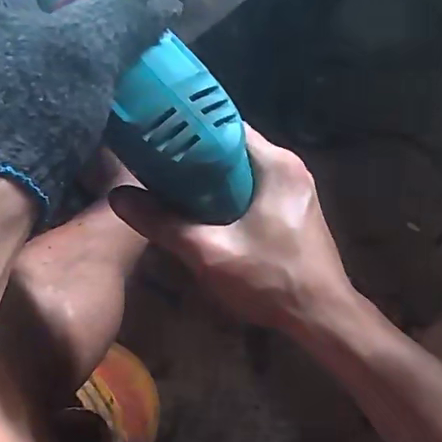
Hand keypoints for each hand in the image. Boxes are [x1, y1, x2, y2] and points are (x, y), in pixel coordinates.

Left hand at [0, 0, 180, 223]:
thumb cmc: (41, 107)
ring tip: (126, 45)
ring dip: (92, 26)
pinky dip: (85, 59)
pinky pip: (54, 59)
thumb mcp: (92, 49)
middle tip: (126, 7)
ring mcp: (2, 59)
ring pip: (51, 21)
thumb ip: (128, 9)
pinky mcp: (15, 91)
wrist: (10, 180)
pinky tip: (109, 80)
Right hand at [108, 127, 355, 331]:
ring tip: (171, 190)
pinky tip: (204, 214)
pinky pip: (255, 190)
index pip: (224, 125)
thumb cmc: (271, 280)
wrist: (322, 316)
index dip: (187, 130)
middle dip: (194, 158)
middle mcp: (290, 168)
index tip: (153, 138)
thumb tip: (119, 197)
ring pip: (243, 172)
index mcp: (276, 164)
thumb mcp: (210, 253)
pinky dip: (230, 196)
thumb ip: (164, 224)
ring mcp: (296, 189)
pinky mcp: (296, 210)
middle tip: (155, 169)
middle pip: (232, 149)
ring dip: (211, 181)